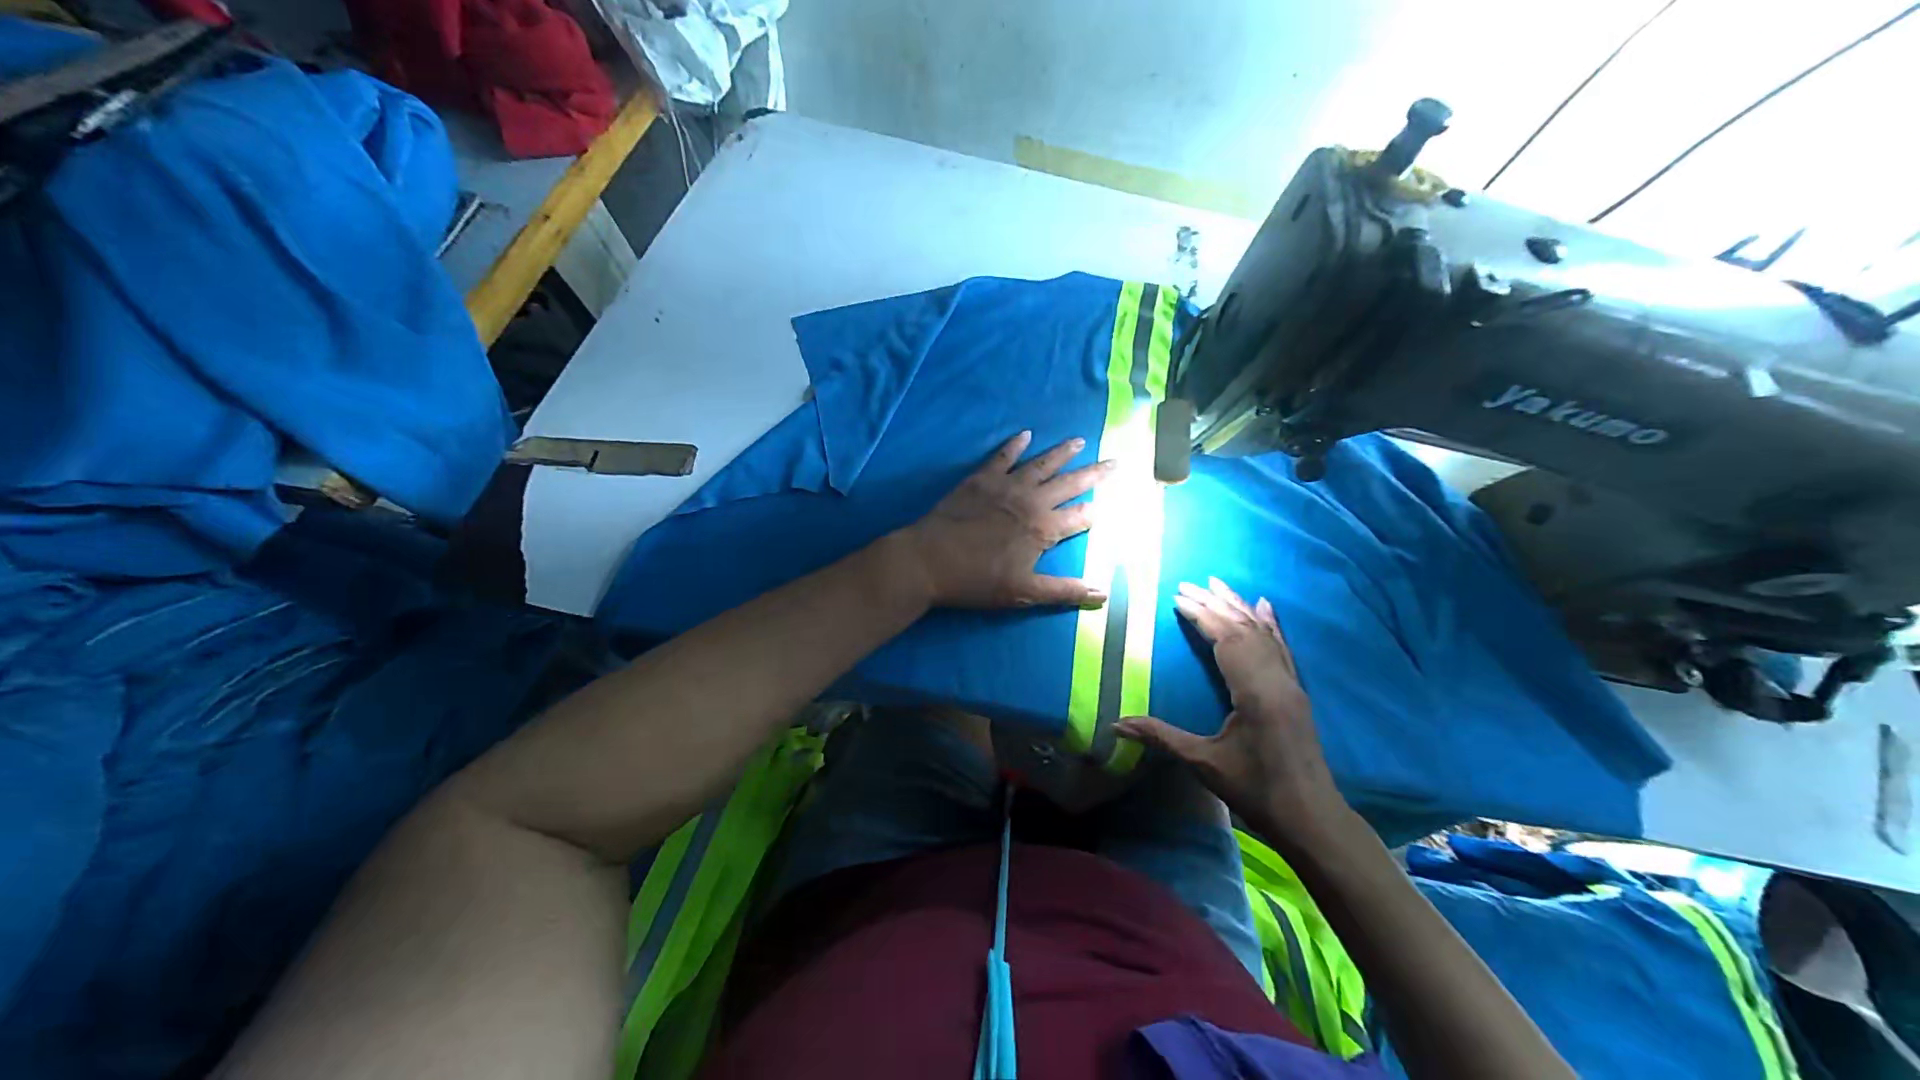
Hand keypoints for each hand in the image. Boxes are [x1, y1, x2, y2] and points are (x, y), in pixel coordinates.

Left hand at [898, 430, 1113, 608]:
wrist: (930, 560)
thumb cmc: (977, 581)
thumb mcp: (1024, 593)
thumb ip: (1064, 591)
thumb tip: (1103, 595)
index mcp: (1043, 530)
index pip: (1079, 518)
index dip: (1093, 513)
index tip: (1106, 506)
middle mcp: (1031, 502)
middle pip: (1069, 484)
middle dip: (1093, 474)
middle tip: (1114, 462)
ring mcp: (1006, 486)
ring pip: (1042, 464)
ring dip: (1062, 453)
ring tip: (1079, 441)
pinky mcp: (981, 479)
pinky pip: (1003, 456)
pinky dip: (1015, 445)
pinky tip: (1025, 434)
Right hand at [1116, 579, 1349, 844]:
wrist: (1311, 817)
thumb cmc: (1256, 790)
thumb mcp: (1204, 763)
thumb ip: (1161, 737)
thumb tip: (1115, 725)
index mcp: (1255, 692)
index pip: (1226, 640)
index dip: (1201, 616)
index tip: (1177, 598)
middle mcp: (1277, 680)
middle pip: (1244, 630)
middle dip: (1216, 604)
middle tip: (1189, 584)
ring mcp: (1291, 685)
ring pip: (1264, 635)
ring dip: (1240, 608)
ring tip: (1219, 583)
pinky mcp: (1297, 693)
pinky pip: (1282, 648)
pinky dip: (1271, 624)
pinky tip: (1266, 607)